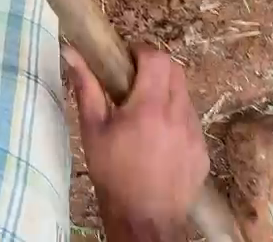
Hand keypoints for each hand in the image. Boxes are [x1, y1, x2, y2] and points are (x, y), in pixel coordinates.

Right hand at [64, 46, 209, 241]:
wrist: (144, 221)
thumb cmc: (112, 171)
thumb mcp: (92, 128)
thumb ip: (86, 86)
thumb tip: (70, 52)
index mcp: (150, 107)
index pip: (157, 59)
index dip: (141, 51)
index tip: (125, 58)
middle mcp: (178, 116)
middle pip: (176, 70)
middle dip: (155, 65)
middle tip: (133, 77)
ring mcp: (195, 135)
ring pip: (185, 94)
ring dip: (166, 89)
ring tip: (144, 107)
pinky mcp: (202, 152)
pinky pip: (191, 119)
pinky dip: (175, 114)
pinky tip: (158, 133)